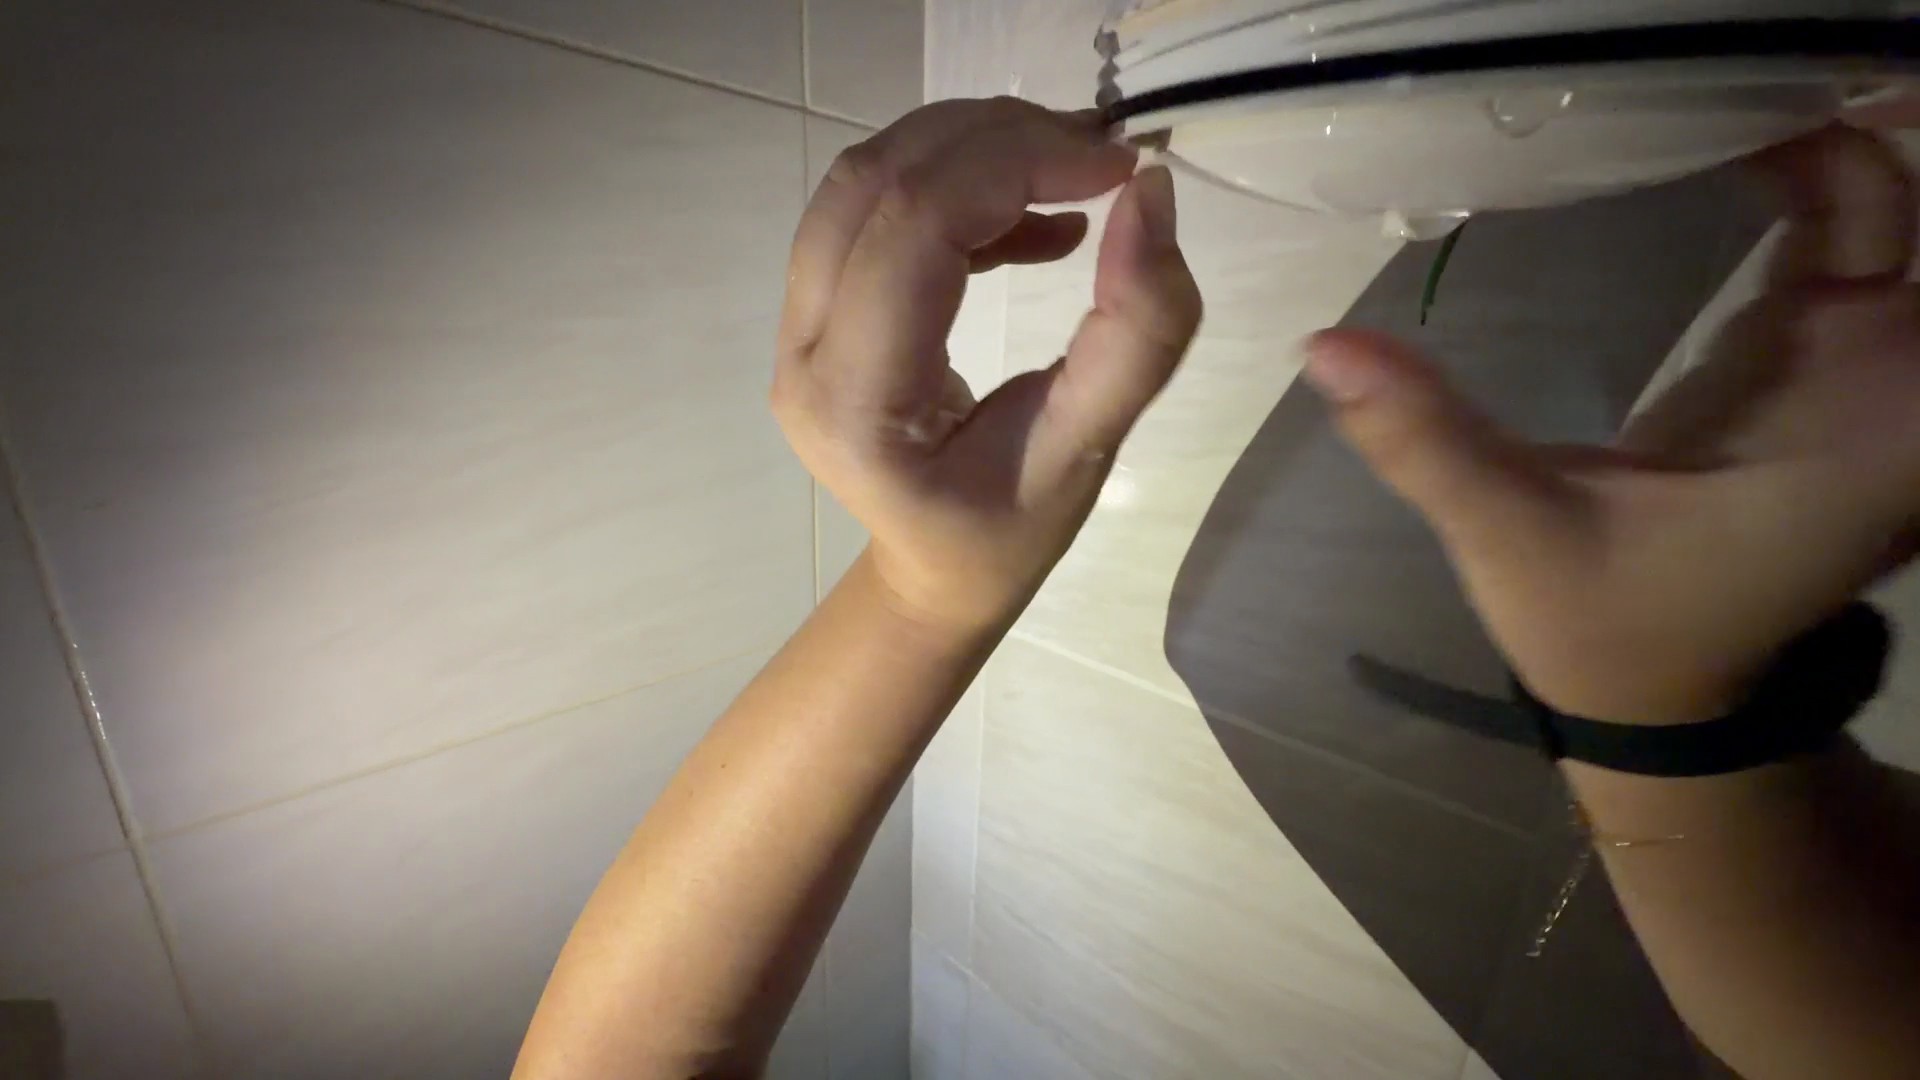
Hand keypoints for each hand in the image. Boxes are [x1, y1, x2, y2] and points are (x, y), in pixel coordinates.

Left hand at [774, 99, 1202, 632]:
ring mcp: (795, 336)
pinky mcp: (814, 321)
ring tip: (1067, 173)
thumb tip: (1151, 194)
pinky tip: (1031, 223)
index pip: (915, 229)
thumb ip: (1136, 334)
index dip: (1016, 164)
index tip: (1117, 165)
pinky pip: (872, 216)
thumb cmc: (1007, 536)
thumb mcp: (1085, 453)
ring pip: (863, 184)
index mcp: (856, 402)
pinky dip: (954, 194)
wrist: (936, 569)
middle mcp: (804, 357)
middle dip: (996, 141)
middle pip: (876, 185)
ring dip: (969, 153)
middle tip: (1098, 153)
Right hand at [1303, 124, 1919, 725]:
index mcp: (1881, 405)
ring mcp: (1865, 370)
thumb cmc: (1599, 623)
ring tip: (1672, 101)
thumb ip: (1425, 439)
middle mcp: (1910, 374)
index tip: (1712, 79)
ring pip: (1881, 209)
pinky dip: (1787, 196)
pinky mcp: (1806, 375)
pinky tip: (1697, 167)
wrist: (1648, 692)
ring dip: (1802, 140)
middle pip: (1906, 189)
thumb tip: (1321, 346)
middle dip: (1814, 110)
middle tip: (1668, 75)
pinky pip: (1833, 249)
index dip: (1841, 119)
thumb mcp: (1510, 530)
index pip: (1903, 205)